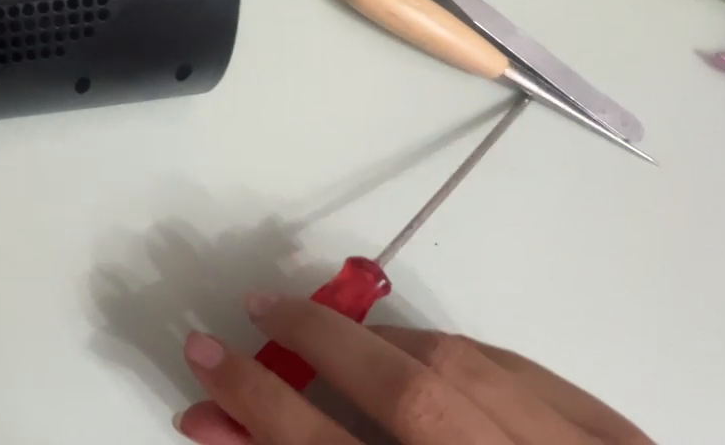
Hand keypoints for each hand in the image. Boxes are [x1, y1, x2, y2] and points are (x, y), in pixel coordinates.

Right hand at [176, 294, 654, 444]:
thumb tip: (210, 416)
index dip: (255, 398)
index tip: (202, 350)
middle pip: (408, 396)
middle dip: (317, 338)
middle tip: (259, 307)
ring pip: (466, 369)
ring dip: (381, 338)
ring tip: (328, 328)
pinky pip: (521, 368)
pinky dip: (455, 353)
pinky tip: (417, 353)